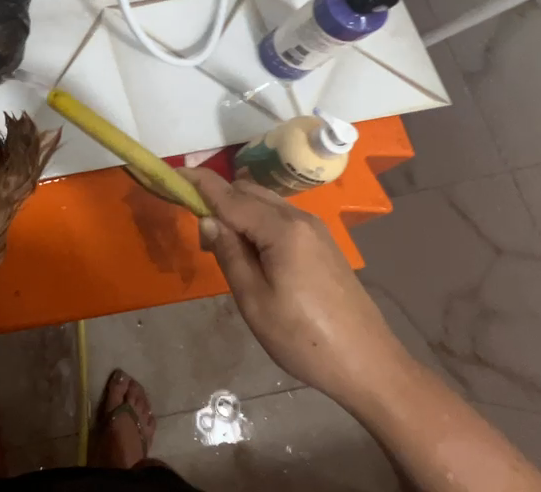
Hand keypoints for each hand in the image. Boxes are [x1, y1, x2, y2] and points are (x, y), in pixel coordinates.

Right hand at [181, 168, 416, 409]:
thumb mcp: (254, 301)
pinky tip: (250, 250)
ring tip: (220, 243)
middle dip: (216, 198)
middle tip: (194, 225)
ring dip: (237, 210)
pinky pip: (279, 218)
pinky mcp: (322, 244)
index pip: (228, 195)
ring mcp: (315, 230)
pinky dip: (256, 221)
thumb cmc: (305, 339)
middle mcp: (299, 219)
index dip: (197, 182)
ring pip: (265, 203)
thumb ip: (228, 254)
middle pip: (248, 192)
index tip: (169, 174)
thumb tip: (208, 220)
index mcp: (281, 229)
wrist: (371, 366)